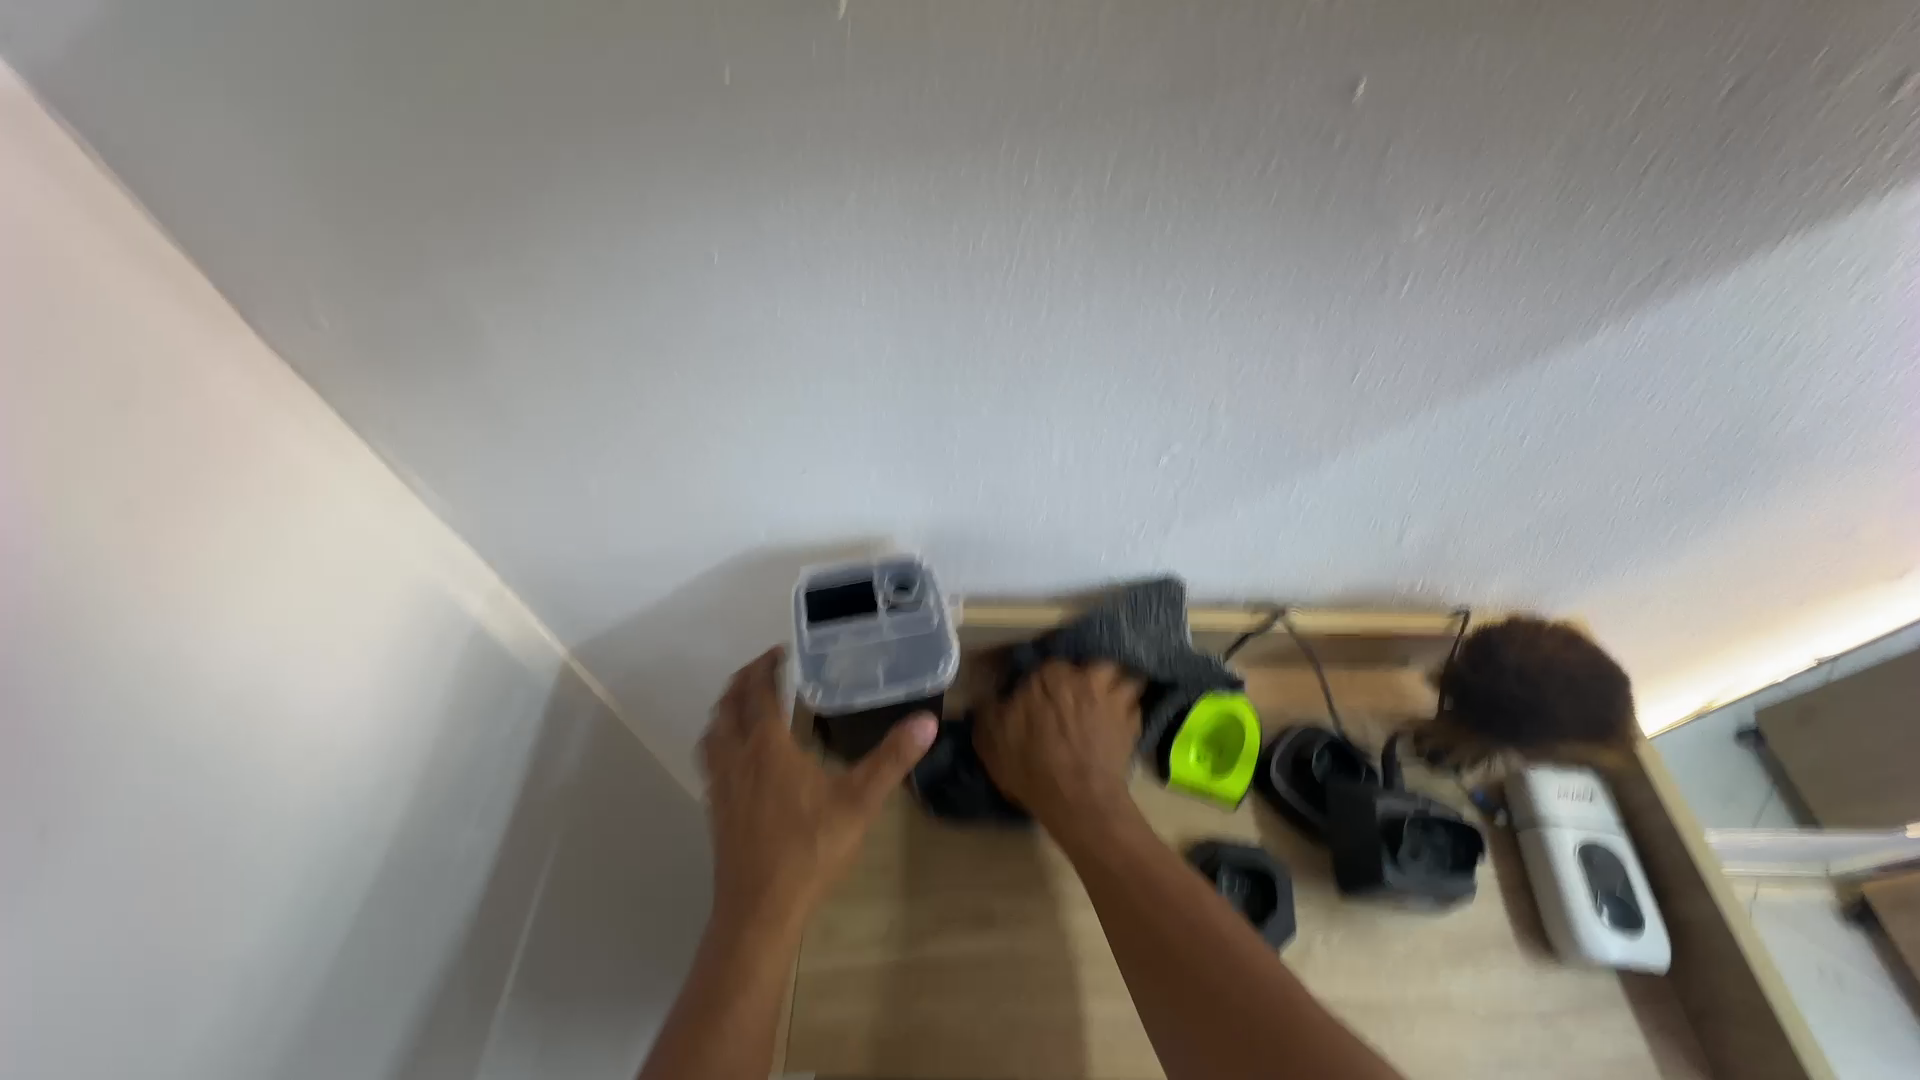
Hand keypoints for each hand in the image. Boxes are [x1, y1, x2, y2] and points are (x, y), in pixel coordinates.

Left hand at [699, 647, 936, 934]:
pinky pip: (710, 758)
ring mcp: (721, 784)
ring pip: (713, 731)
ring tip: (745, 704)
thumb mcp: (859, 802)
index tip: (780, 652)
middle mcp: (736, 756)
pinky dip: (720, 739)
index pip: (759, 692)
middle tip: (764, 669)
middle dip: (743, 681)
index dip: (766, 667)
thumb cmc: (810, 849)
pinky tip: (738, 757)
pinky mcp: (715, 809)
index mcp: (767, 746)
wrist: (760, 908)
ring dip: (726, 708)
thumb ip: (892, 759)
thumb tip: (927, 720)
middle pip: (728, 705)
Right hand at [975, 660, 1143, 828]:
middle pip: (1096, 662)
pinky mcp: (1134, 723)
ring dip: (1119, 688)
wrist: (1077, 800)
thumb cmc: (1030, 765)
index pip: (1049, 664)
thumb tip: (991, 696)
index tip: (1041, 697)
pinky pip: (1136, 707)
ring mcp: (1115, 699)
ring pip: (1127, 678)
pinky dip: (1130, 712)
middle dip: (1092, 674)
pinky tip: (1120, 725)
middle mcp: (1087, 677)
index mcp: (1050, 674)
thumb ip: (988, 709)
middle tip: (1082, 693)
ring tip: (1109, 703)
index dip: (1046, 681)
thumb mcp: (990, 738)